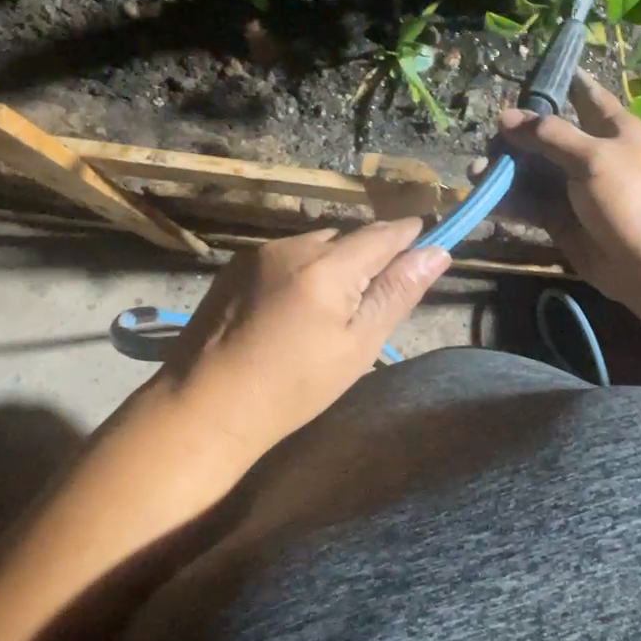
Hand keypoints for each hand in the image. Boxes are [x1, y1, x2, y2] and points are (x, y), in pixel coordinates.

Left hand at [146, 219, 450, 455]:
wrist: (203, 407)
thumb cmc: (292, 388)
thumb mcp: (358, 346)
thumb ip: (397, 293)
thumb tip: (437, 253)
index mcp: (327, 267)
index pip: (383, 234)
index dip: (409, 235)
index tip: (428, 239)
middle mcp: (292, 247)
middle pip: (348, 237)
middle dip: (369, 255)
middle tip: (375, 296)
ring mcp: (259, 254)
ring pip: (316, 244)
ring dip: (333, 262)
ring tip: (331, 307)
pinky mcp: (235, 266)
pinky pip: (286, 255)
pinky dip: (303, 270)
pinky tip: (294, 308)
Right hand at [491, 71, 640, 303]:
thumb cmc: (630, 200)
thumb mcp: (592, 158)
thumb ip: (549, 135)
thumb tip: (506, 116)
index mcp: (611, 128)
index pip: (583, 93)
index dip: (559, 81)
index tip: (527, 73)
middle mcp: (591, 153)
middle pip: (546, 135)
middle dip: (515, 136)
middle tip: (490, 143)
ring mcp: (575, 187)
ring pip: (533, 170)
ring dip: (505, 171)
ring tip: (475, 173)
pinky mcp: (561, 217)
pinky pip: (530, 202)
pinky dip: (509, 200)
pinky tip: (486, 200)